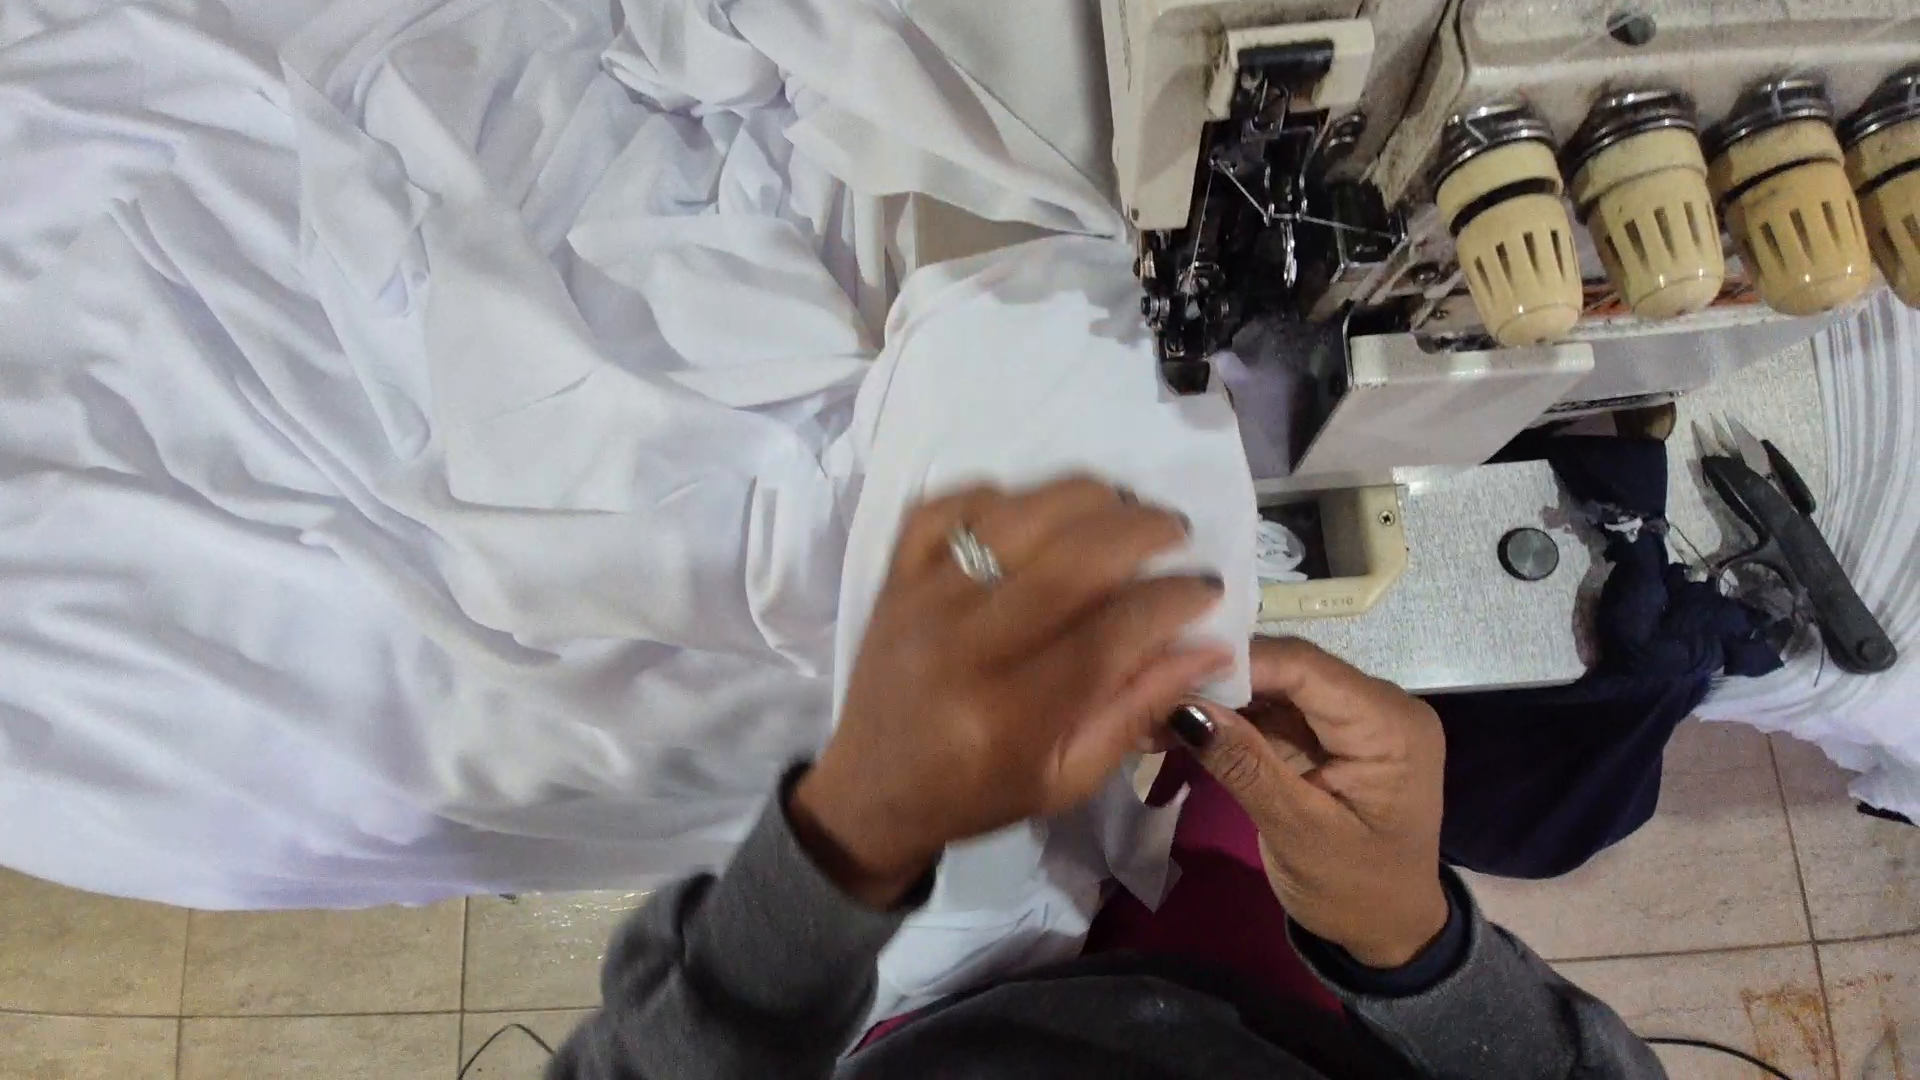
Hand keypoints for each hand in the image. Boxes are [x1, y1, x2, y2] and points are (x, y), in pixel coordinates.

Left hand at [791, 477, 1232, 907]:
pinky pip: (943, 507)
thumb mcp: (1066, 780)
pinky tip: (1032, 508)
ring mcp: (921, 601)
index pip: (1111, 633)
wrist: (869, 788)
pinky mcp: (893, 577)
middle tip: (1174, 529)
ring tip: (1118, 505)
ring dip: (1080, 497)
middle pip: (1068, 560)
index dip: (1171, 600)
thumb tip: (1210, 647)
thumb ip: (1136, 710)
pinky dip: (995, 494)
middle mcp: (964, 646)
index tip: (1205, 585)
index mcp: (1011, 714)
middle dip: (1139, 530)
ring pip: (1012, 517)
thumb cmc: (974, 794)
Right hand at [1182, 638, 1448, 967]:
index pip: (1304, 667)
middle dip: (1217, 677)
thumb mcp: (1297, 831)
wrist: (1384, 931)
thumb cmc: (1354, 890)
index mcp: (1388, 725)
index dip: (1236, 662)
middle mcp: (1373, 703)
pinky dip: (1223, 715)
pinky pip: (1265, 706)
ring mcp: (1344, 714)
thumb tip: (1185, 708)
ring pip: (1268, 682)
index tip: (1171, 673)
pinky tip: (1177, 723)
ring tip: (1154, 708)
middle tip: (1151, 689)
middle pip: (1284, 666)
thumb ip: (1244, 764)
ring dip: (1213, 695)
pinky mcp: (1318, 728)